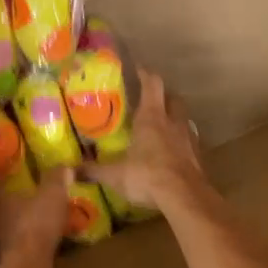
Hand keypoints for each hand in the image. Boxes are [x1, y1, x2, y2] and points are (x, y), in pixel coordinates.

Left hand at [0, 167, 72, 259]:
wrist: (31, 264)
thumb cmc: (36, 222)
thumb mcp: (51, 194)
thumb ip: (56, 178)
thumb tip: (64, 166)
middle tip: (4, 195)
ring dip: (6, 223)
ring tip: (21, 217)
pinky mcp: (8, 260)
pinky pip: (12, 245)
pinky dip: (19, 240)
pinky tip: (33, 239)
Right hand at [81, 69, 207, 210]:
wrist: (185, 197)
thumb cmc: (147, 176)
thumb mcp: (114, 175)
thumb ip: (93, 170)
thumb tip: (70, 170)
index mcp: (151, 117)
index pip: (152, 84)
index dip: (145, 74)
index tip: (138, 69)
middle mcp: (173, 122)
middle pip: (173, 98)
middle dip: (163, 95)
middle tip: (151, 100)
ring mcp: (189, 138)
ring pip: (184, 119)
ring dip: (174, 118)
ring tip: (161, 127)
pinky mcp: (198, 156)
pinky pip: (190, 141)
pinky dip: (181, 141)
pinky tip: (172, 152)